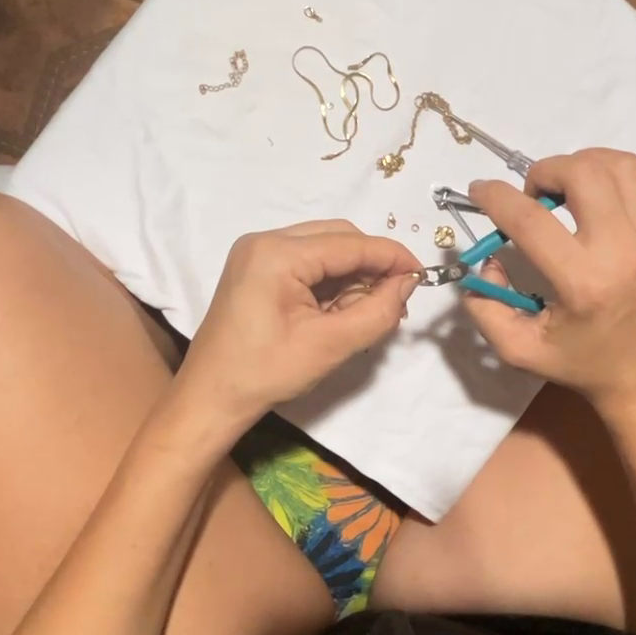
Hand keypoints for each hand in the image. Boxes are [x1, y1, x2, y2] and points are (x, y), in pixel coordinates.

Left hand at [177, 221, 421, 427]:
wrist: (211, 396)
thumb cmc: (266, 373)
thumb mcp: (330, 345)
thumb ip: (377, 311)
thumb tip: (408, 282)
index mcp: (277, 254)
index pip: (350, 244)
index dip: (392, 257)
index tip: (423, 276)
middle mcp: (264, 241)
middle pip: (338, 238)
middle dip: (371, 266)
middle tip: (395, 302)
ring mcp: (257, 253)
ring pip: (324, 249)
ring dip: (352, 275)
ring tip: (369, 311)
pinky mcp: (255, 269)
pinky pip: (306, 263)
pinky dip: (331, 281)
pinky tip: (341, 309)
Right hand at [464, 149, 635, 412]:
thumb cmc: (577, 361)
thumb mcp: (517, 348)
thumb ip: (486, 306)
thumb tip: (488, 258)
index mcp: (582, 283)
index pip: (531, 220)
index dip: (495, 197)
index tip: (478, 191)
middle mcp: (621, 251)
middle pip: (582, 174)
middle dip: (544, 172)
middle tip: (532, 198)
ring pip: (618, 164)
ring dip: (581, 164)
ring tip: (564, 190)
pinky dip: (616, 172)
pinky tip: (598, 195)